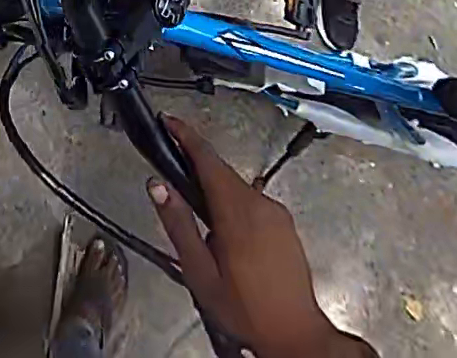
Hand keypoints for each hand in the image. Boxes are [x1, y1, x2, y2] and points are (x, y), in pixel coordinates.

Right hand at [148, 117, 373, 357]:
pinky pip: (251, 199)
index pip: (207, 159)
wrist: (300, 340)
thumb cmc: (244, 307)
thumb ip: (177, 223)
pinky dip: (231, 198)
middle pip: (221, 170)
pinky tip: (222, 223)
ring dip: (213, 184)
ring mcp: (278, 215)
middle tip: (171, 163)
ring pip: (236, 185)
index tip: (167, 121)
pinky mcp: (286, 226)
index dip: (185, 135)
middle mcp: (261, 205)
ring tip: (195, 205)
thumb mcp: (199, 270)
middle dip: (195, 162)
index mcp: (237, 211)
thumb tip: (156, 184)